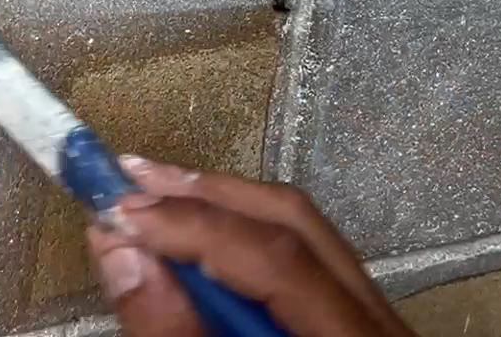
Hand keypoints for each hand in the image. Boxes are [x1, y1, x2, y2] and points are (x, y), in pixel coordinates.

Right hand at [86, 157, 417, 336]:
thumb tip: (119, 250)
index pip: (277, 262)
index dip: (191, 226)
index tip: (118, 214)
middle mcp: (383, 330)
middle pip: (293, 225)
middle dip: (203, 195)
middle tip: (127, 180)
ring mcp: (380, 326)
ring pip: (301, 230)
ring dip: (219, 204)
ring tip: (152, 193)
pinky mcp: (362, 327)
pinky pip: (303, 256)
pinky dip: (241, 236)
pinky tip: (198, 239)